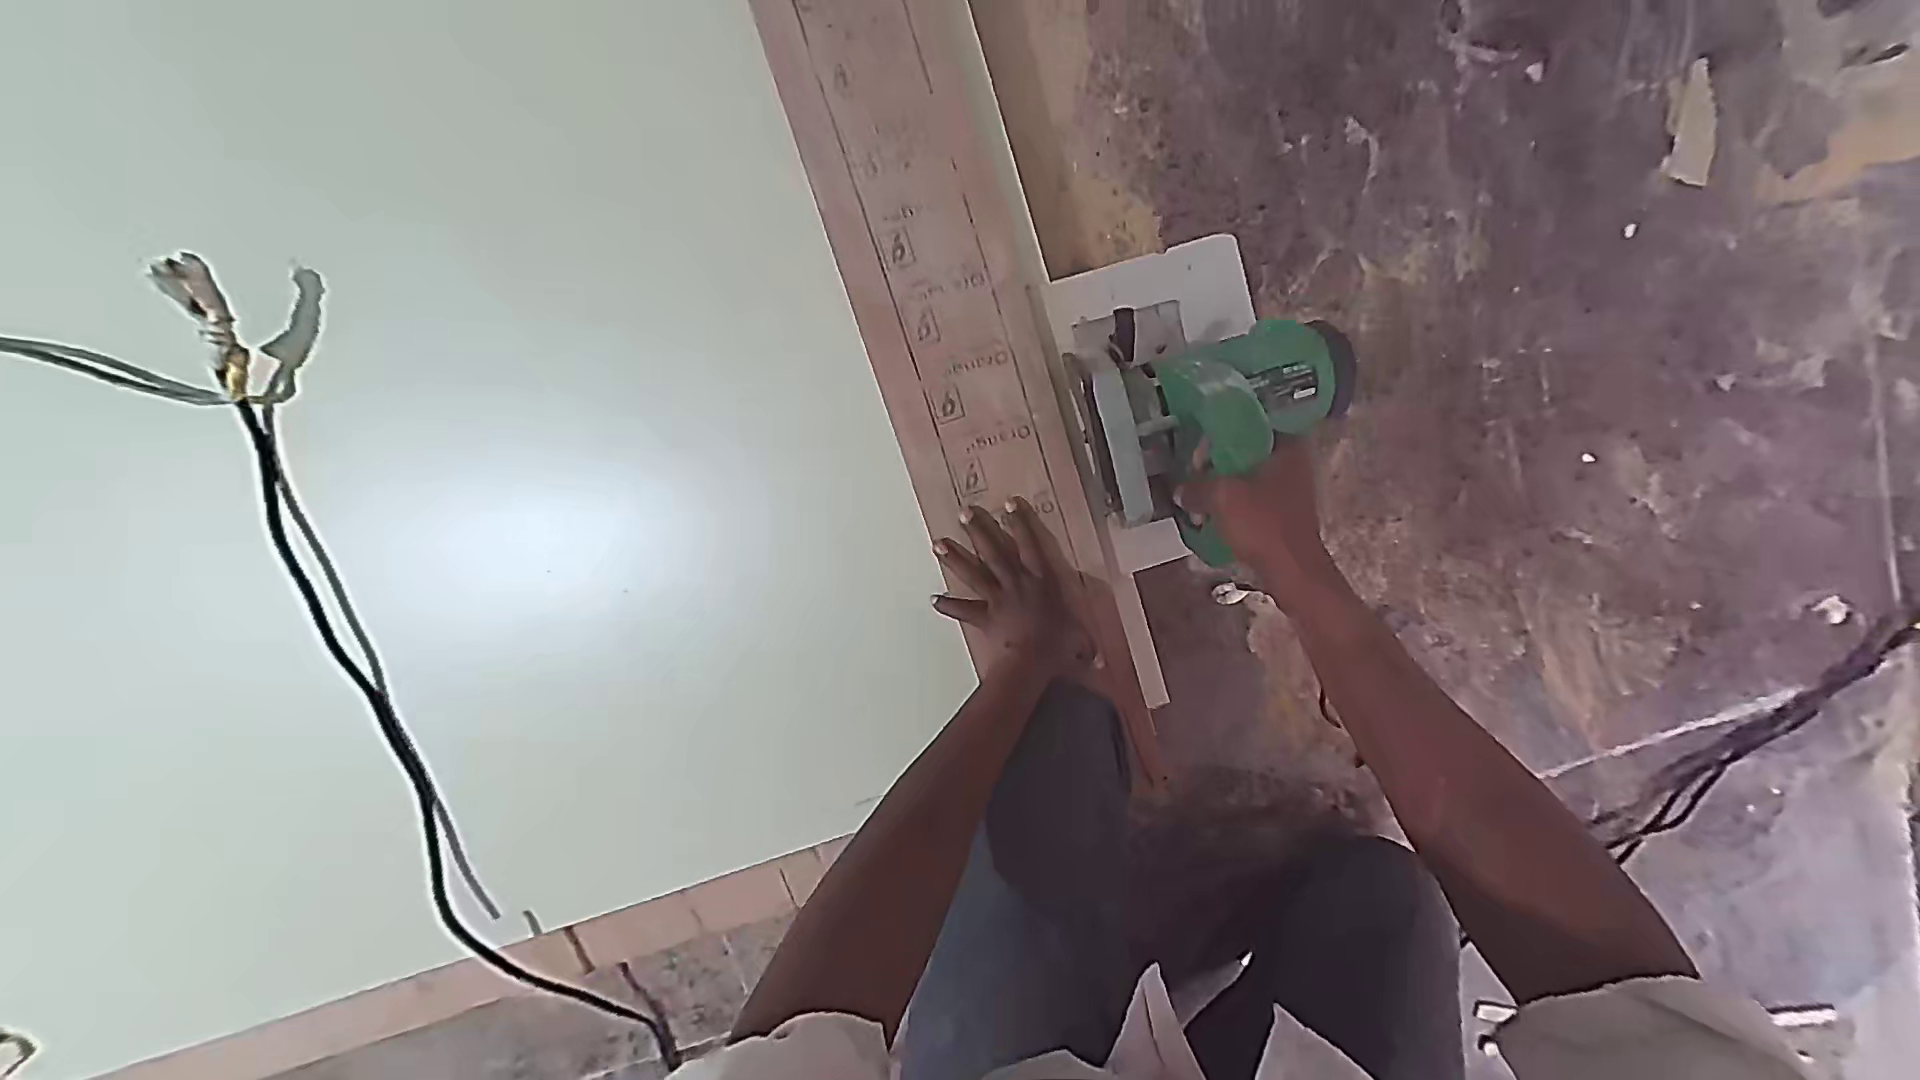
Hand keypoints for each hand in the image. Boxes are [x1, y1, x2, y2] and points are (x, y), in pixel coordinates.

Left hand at [932, 498, 1092, 672]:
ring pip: (973, 573)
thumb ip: (1085, 643)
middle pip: (994, 551)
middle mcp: (1017, 584)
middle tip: (965, 512)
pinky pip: (964, 610)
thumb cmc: (1059, 646)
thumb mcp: (1081, 640)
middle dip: (979, 530)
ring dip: (955, 558)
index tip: (1009, 504)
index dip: (1020, 523)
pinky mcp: (984, 617)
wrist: (1033, 662)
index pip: (1030, 545)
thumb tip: (1097, 659)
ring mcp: (998, 599)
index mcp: (1041, 581)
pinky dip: (949, 605)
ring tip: (939, 543)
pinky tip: (934, 599)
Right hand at [1177, 437, 1347, 609]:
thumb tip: (1180, 490)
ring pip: (1247, 475)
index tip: (1199, 444)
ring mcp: (1291, 488)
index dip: (1221, 431)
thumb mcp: (1221, 498)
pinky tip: (1211, 512)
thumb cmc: (1262, 525)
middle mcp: (1294, 462)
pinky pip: (1250, 496)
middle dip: (1217, 461)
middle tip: (1193, 472)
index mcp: (1287, 447)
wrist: (1291, 570)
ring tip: (1196, 495)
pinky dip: (1231, 501)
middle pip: (1247, 450)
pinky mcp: (1283, 512)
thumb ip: (1196, 487)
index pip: (1251, 423)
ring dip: (1222, 484)